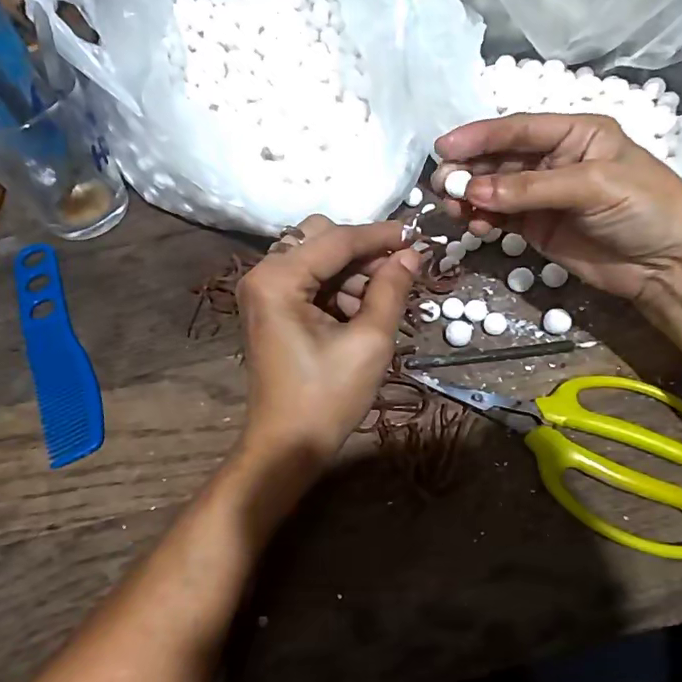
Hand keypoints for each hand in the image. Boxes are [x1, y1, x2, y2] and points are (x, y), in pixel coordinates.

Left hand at [235, 215, 420, 469]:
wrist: (287, 445)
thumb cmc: (327, 398)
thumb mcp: (369, 342)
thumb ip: (391, 290)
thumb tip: (412, 254)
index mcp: (277, 280)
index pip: (337, 239)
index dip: (382, 236)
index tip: (420, 236)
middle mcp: (262, 275)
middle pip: (321, 238)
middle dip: (363, 252)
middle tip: (399, 273)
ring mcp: (262, 292)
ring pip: (316, 258)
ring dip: (351, 272)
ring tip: (380, 304)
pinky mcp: (269, 308)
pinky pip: (308, 280)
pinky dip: (336, 288)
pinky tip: (360, 313)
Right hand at [433, 113, 681, 305]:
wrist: (669, 267)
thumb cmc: (645, 209)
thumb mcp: (593, 187)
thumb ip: (531, 188)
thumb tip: (474, 191)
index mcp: (575, 134)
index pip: (518, 129)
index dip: (479, 137)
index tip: (444, 148)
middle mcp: (555, 159)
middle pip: (499, 158)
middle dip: (468, 169)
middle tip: (441, 184)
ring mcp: (543, 195)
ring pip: (493, 188)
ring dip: (470, 196)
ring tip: (453, 208)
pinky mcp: (536, 227)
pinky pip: (499, 217)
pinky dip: (482, 219)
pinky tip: (474, 225)